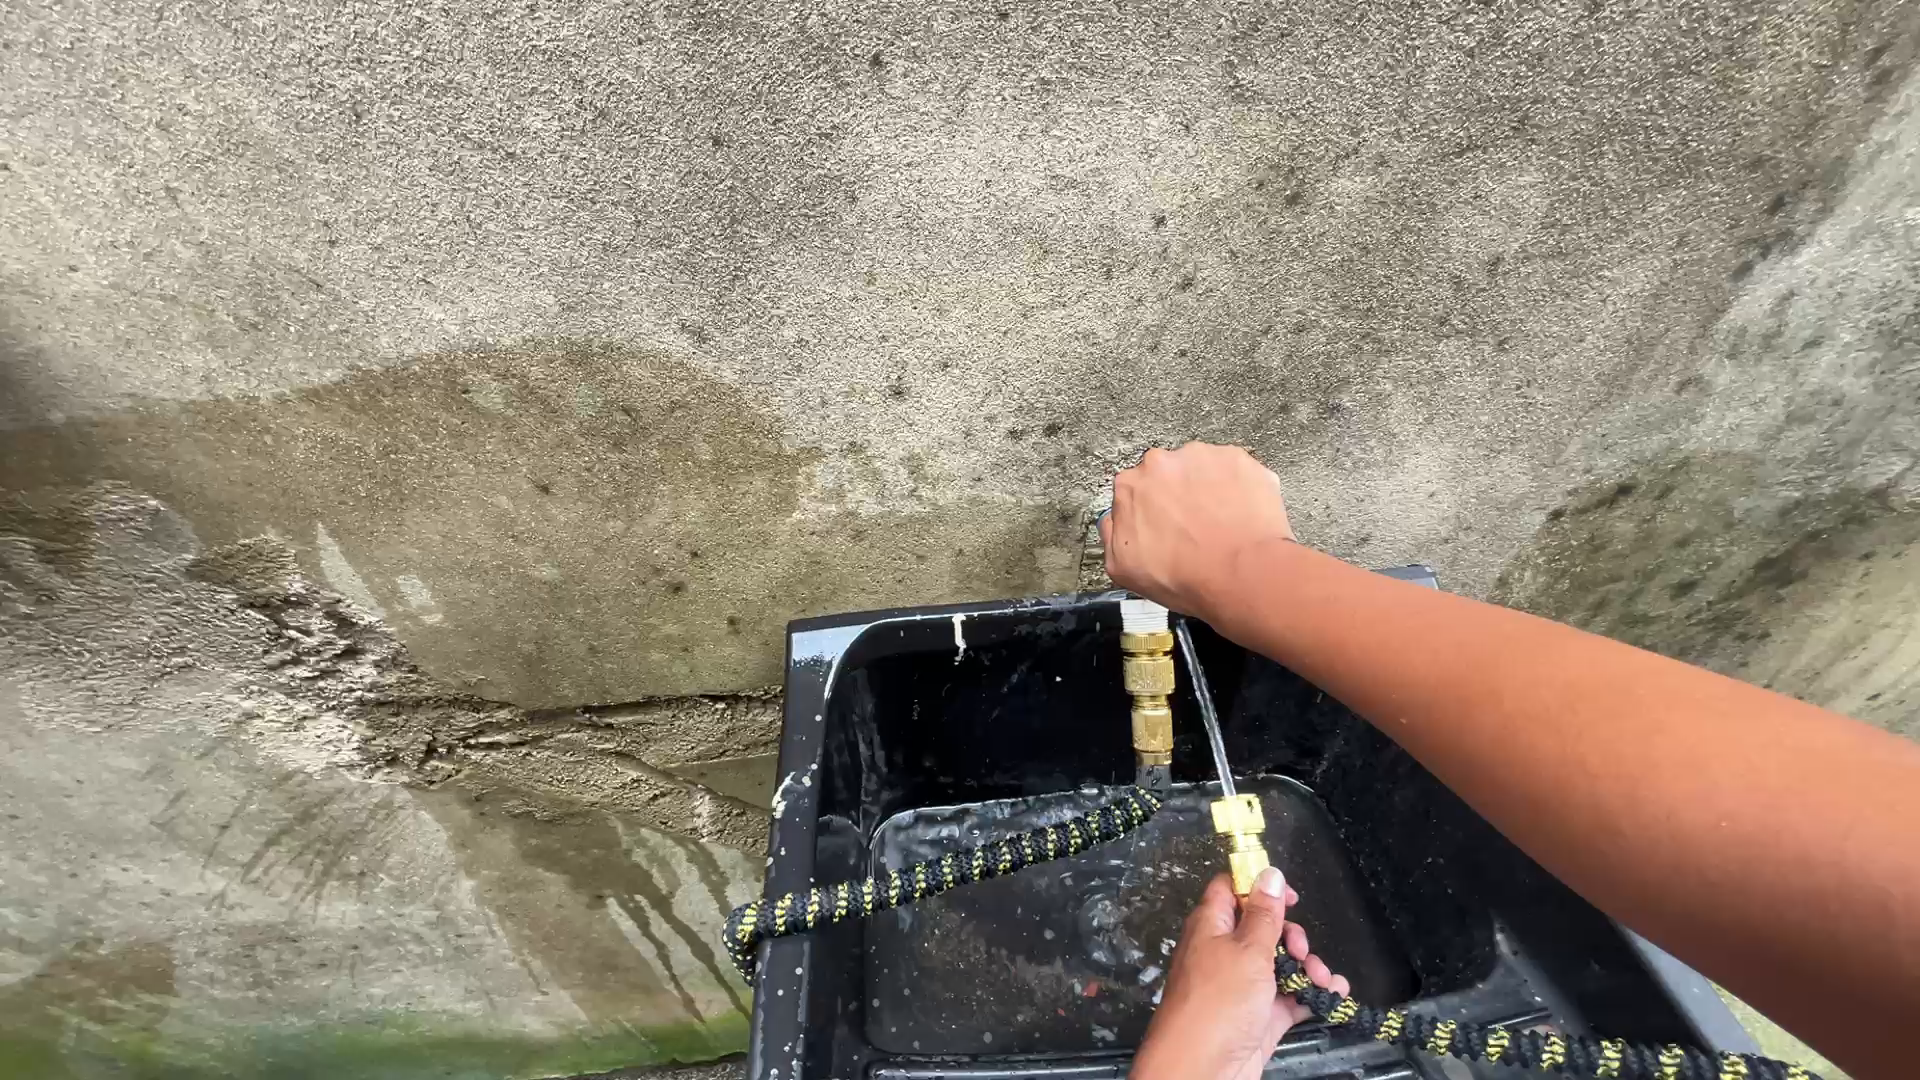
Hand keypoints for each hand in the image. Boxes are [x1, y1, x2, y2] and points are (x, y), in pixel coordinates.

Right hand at [1098, 443, 1294, 620]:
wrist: (1240, 574)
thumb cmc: (1187, 574)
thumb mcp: (1122, 568)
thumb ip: (1111, 534)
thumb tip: (1114, 522)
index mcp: (1129, 486)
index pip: (1132, 491)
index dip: (1147, 511)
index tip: (1159, 526)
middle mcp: (1161, 464)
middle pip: (1165, 474)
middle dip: (1176, 495)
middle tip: (1190, 527)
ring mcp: (1200, 458)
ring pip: (1199, 469)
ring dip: (1205, 490)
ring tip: (1217, 524)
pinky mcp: (1236, 459)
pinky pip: (1232, 470)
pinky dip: (1235, 488)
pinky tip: (1237, 516)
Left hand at [1132, 869, 1349, 1079]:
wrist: (1203, 1069)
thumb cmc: (1219, 1000)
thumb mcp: (1247, 950)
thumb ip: (1263, 914)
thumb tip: (1269, 872)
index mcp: (1212, 923)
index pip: (1231, 889)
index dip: (1258, 885)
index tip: (1291, 897)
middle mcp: (1224, 948)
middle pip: (1261, 926)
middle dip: (1290, 933)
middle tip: (1303, 948)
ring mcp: (1242, 984)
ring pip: (1278, 962)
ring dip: (1306, 965)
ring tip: (1324, 978)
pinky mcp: (1259, 1015)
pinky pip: (1288, 995)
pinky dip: (1310, 993)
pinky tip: (1335, 994)